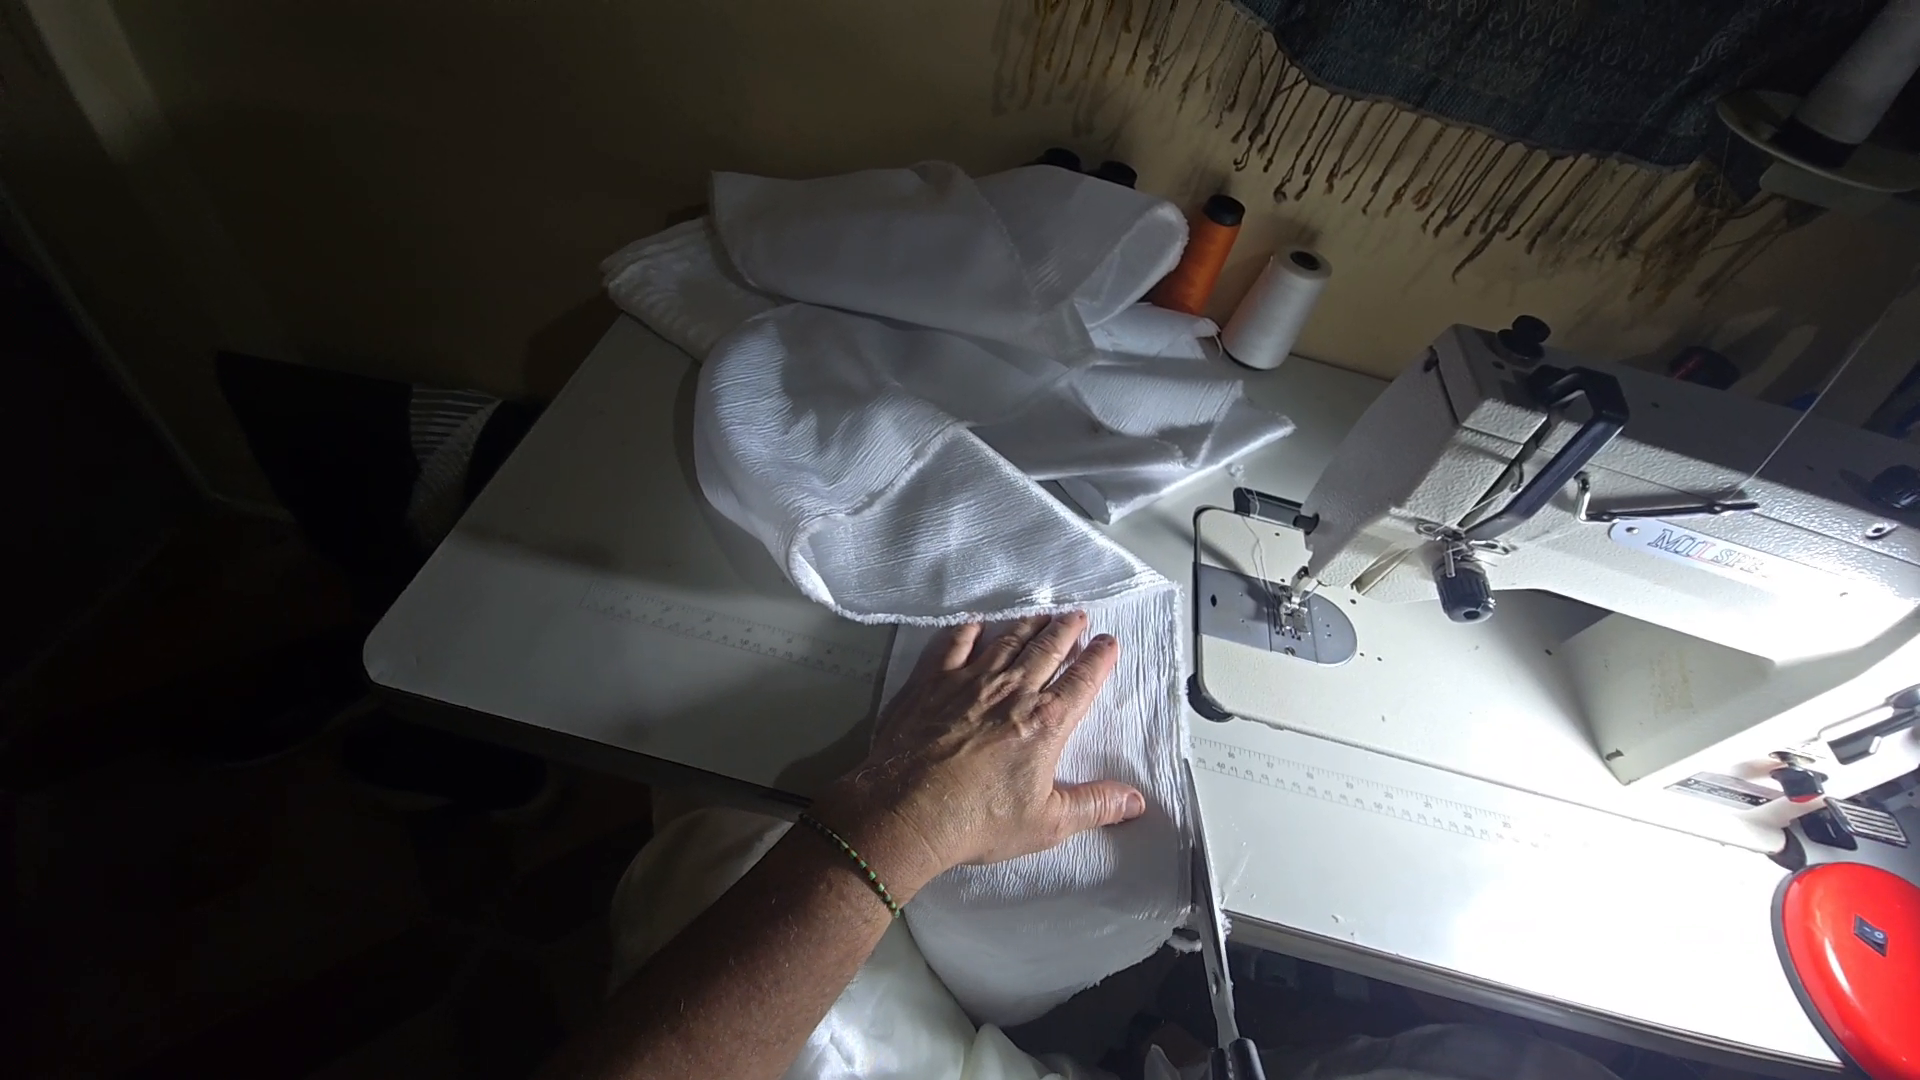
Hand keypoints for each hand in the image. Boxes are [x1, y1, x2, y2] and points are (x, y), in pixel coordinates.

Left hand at [811, 612, 1144, 898]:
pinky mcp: (933, 680)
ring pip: (1007, 641)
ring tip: (1041, 614)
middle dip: (1066, 629)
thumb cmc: (979, 820)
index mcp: (1045, 722)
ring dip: (1027, 624)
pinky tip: (975, 623)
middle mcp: (1012, 690)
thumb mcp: (1047, 824)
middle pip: (1046, 650)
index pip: (1081, 681)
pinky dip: (967, 630)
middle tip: (1077, 614)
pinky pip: (954, 643)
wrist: (908, 809)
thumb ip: (1095, 806)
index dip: (1098, 659)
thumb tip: (1135, 799)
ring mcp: (970, 680)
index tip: (1108, 642)